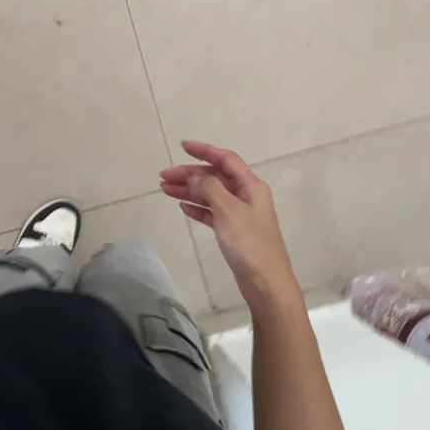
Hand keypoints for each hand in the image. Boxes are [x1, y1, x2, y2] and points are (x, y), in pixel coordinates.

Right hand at [160, 141, 299, 310]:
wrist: (265, 282)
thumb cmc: (249, 243)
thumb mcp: (228, 210)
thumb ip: (210, 188)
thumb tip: (195, 176)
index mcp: (251, 186)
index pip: (225, 159)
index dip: (204, 150)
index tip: (182, 147)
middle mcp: (246, 195)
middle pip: (215, 176)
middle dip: (190, 174)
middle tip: (164, 176)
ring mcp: (240, 213)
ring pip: (210, 194)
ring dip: (189, 190)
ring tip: (165, 189)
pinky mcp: (233, 231)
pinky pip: (212, 212)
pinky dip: (197, 207)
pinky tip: (183, 207)